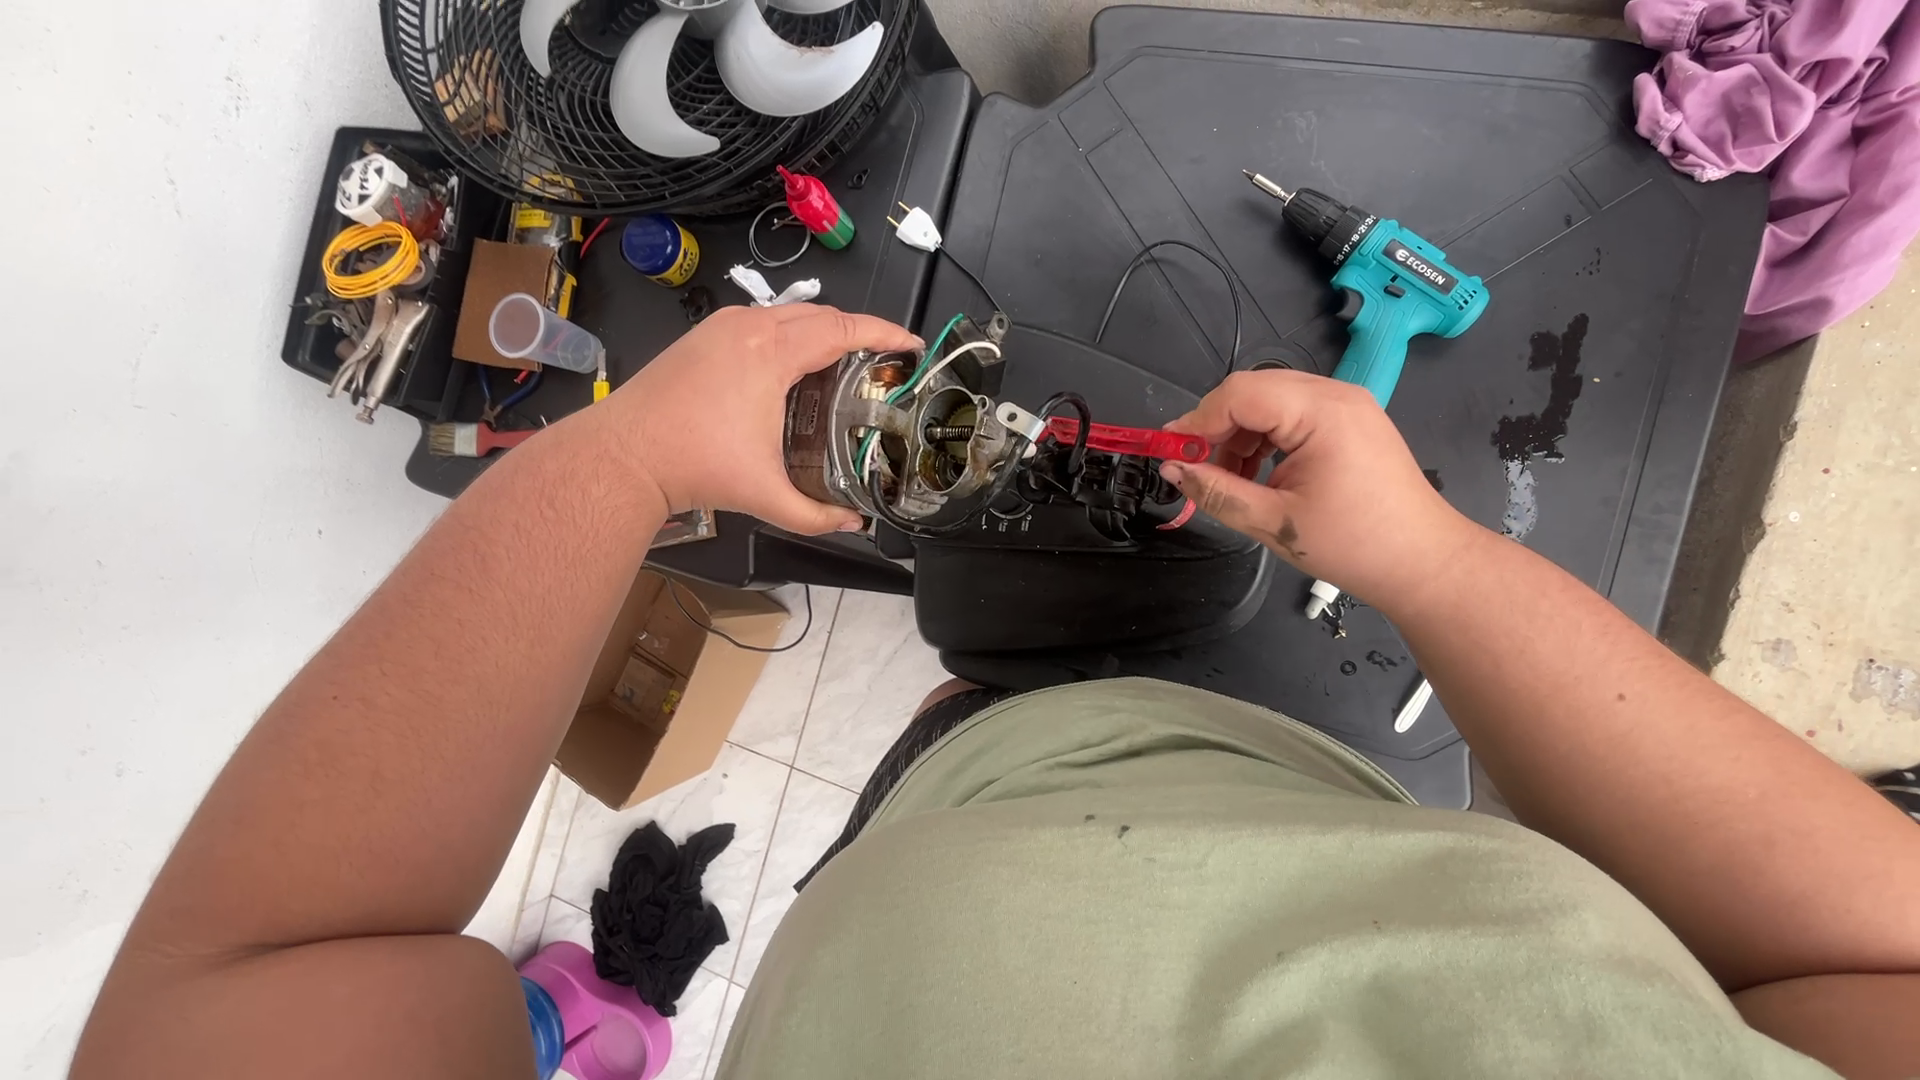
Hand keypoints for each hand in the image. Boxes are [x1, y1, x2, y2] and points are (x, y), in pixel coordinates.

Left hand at [601, 304, 921, 534]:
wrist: (623, 455)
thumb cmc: (696, 467)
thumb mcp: (765, 496)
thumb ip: (816, 515)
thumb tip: (853, 524)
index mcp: (771, 353)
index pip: (843, 328)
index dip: (885, 333)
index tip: (913, 345)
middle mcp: (749, 327)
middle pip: (820, 314)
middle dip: (859, 331)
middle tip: (884, 361)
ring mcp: (722, 327)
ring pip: (789, 314)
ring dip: (823, 331)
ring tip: (847, 362)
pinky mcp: (704, 336)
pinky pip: (763, 322)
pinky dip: (791, 335)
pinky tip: (797, 366)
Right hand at [1159, 370, 1479, 608]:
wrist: (1422, 561)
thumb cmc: (1354, 545)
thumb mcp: (1272, 521)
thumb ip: (1214, 490)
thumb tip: (1170, 469)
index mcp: (1322, 413)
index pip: (1239, 394)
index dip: (1197, 421)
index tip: (1168, 454)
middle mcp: (1335, 395)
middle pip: (1251, 390)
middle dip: (1214, 427)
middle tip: (1192, 468)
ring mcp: (1345, 404)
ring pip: (1267, 401)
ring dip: (1236, 435)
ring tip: (1226, 479)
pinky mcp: (1347, 420)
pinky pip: (1288, 414)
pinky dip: (1261, 439)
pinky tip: (1254, 473)